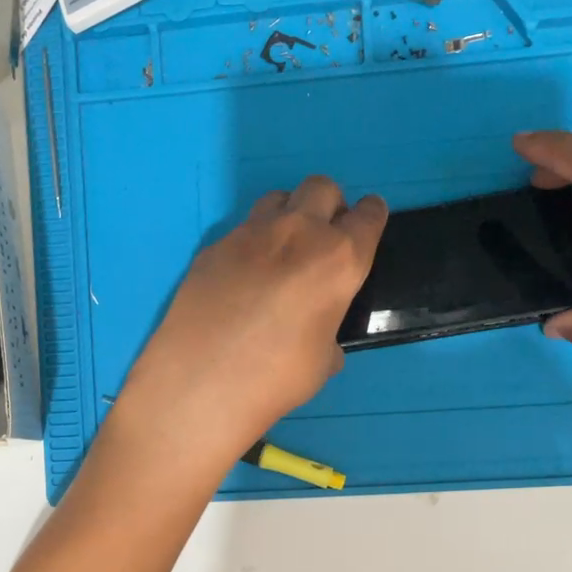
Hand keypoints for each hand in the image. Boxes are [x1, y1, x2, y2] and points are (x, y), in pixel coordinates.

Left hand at [114, 177, 386, 461]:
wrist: (201, 382)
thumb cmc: (276, 379)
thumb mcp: (323, 361)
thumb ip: (327, 331)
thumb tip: (317, 332)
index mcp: (338, 259)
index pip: (367, 215)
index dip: (370, 218)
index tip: (365, 226)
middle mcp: (298, 233)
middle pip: (321, 188)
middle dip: (329, 206)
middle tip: (323, 238)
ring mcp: (250, 234)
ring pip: (278, 198)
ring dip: (289, 215)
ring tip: (282, 252)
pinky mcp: (213, 247)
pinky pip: (242, 231)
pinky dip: (252, 245)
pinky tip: (241, 280)